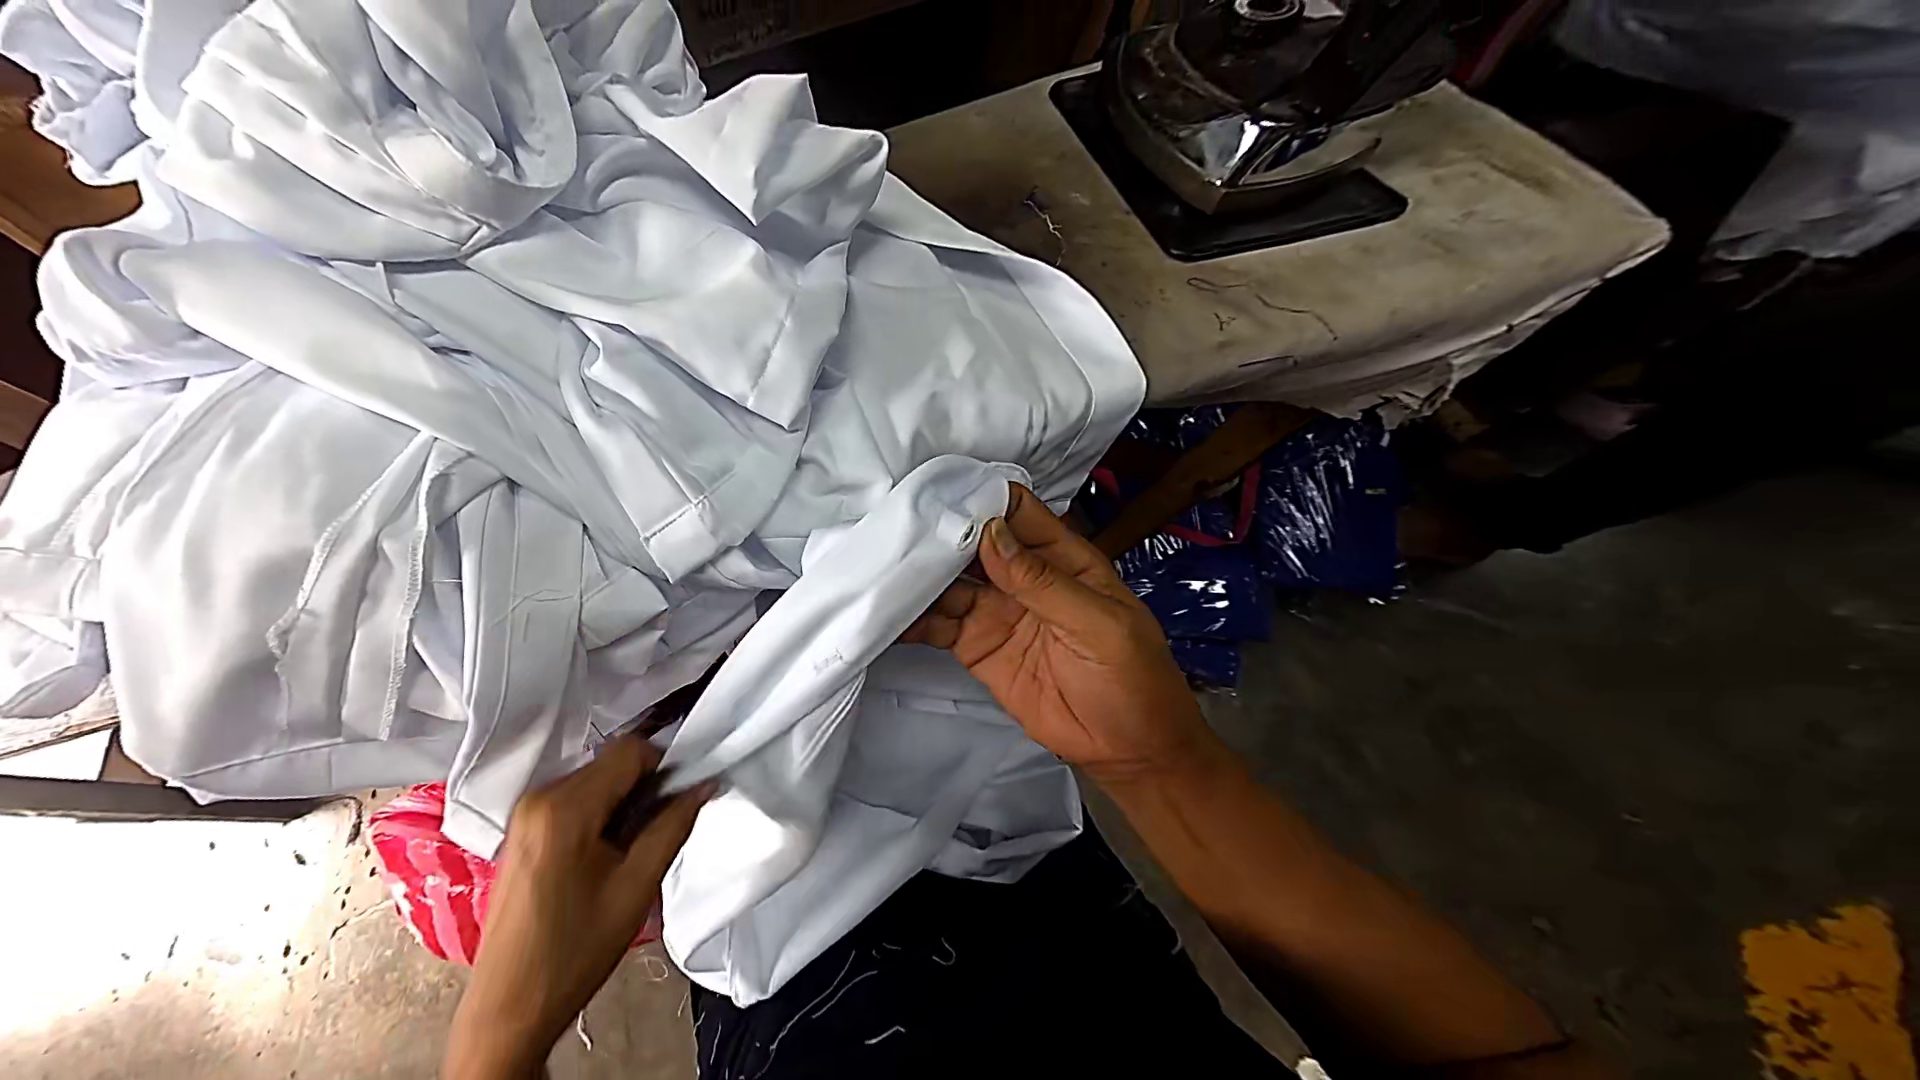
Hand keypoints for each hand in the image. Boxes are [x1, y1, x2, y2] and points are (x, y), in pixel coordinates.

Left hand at [444, 736, 712, 1079]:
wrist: (508, 1010)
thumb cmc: (575, 950)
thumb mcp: (638, 885)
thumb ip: (674, 824)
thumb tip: (705, 783)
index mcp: (564, 807)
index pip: (630, 750)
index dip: (665, 766)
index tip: (681, 799)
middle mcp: (538, 798)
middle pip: (612, 764)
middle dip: (645, 787)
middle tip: (659, 829)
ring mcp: (525, 814)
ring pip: (597, 780)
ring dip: (625, 801)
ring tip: (633, 848)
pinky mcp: (522, 831)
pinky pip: (576, 799)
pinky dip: (602, 813)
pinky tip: (607, 853)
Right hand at [903, 483, 1219, 785]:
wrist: (1127, 751)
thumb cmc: (1133, 680)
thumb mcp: (1099, 625)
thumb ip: (1043, 582)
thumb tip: (992, 534)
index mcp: (1062, 559)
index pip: (1018, 513)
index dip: (982, 500)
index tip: (942, 497)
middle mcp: (1024, 579)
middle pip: (973, 544)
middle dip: (938, 536)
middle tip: (897, 534)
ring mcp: (998, 612)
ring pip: (949, 583)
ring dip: (919, 578)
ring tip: (883, 573)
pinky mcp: (978, 647)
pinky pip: (940, 625)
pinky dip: (914, 620)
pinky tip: (890, 615)